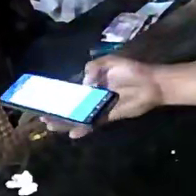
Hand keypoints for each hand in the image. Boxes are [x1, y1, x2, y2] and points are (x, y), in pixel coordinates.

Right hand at [47, 56, 165, 137]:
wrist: (151, 83)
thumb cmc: (132, 70)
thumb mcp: (110, 61)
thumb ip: (94, 67)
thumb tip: (84, 84)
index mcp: (92, 81)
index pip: (71, 90)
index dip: (58, 95)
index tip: (45, 100)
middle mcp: (93, 95)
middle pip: (72, 105)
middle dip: (58, 111)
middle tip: (44, 118)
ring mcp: (100, 106)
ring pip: (80, 116)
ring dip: (66, 121)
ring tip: (52, 126)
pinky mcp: (109, 116)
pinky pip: (93, 123)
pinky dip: (83, 128)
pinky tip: (73, 134)